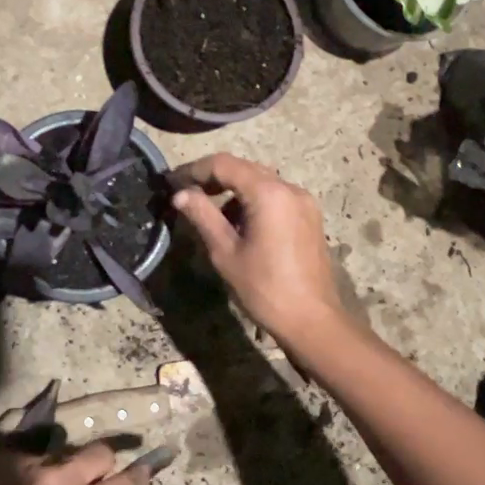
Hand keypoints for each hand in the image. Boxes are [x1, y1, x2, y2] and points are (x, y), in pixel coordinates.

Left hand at [0, 443, 164, 484]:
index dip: (142, 475)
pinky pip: (31, 457)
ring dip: (62, 469)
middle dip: (102, 465)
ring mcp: (30, 465)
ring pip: (64, 453)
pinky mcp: (4, 457)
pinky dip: (31, 472)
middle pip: (99, 453)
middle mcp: (59, 483)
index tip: (153, 463)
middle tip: (90, 480)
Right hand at [169, 153, 346, 347]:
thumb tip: (181, 194)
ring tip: (213, 218)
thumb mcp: (225, 253)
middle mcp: (290, 189)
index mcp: (268, 194)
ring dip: (234, 192)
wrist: (311, 319)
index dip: (195, 169)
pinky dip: (254, 202)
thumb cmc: (264, 289)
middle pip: (245, 169)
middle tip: (187, 195)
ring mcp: (304, 202)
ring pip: (262, 182)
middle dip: (214, 178)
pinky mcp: (310, 217)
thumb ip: (203, 217)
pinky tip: (241, 227)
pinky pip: (277, 197)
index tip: (173, 182)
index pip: (225, 164)